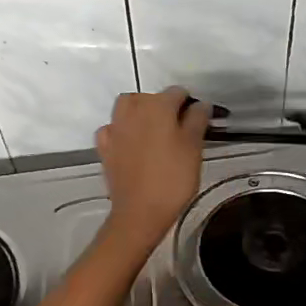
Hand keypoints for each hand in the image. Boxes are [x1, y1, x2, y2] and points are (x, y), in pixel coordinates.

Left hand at [96, 87, 209, 250]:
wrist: (140, 212)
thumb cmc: (173, 179)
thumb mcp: (194, 147)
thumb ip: (198, 120)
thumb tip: (200, 104)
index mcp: (157, 106)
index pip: (178, 93)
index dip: (191, 104)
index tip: (198, 121)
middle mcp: (132, 110)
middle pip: (150, 97)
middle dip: (164, 107)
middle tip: (179, 129)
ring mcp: (115, 128)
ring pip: (128, 108)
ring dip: (141, 113)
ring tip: (155, 132)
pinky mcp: (104, 147)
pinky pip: (113, 128)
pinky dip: (122, 130)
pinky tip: (131, 143)